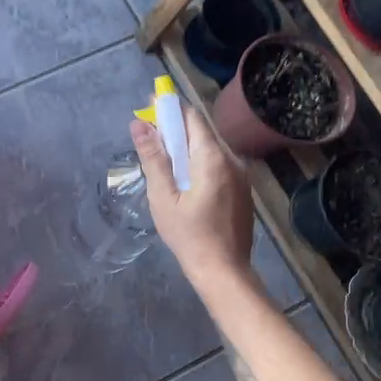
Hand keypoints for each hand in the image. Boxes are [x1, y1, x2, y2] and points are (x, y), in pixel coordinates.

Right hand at [131, 109, 254, 280]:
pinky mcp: (242, 189)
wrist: (224, 271)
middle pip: (201, 132)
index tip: (149, 109)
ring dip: (187, 147)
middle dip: (175, 129)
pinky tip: (184, 180)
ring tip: (163, 162)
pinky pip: (218, 164)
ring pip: (210, 148)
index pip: (192, 118)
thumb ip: (153, 158)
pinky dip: (199, 162)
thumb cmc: (189, 235)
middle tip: (150, 139)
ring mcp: (241, 174)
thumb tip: (138, 124)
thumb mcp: (163, 197)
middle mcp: (232, 159)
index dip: (170, 109)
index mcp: (212, 158)